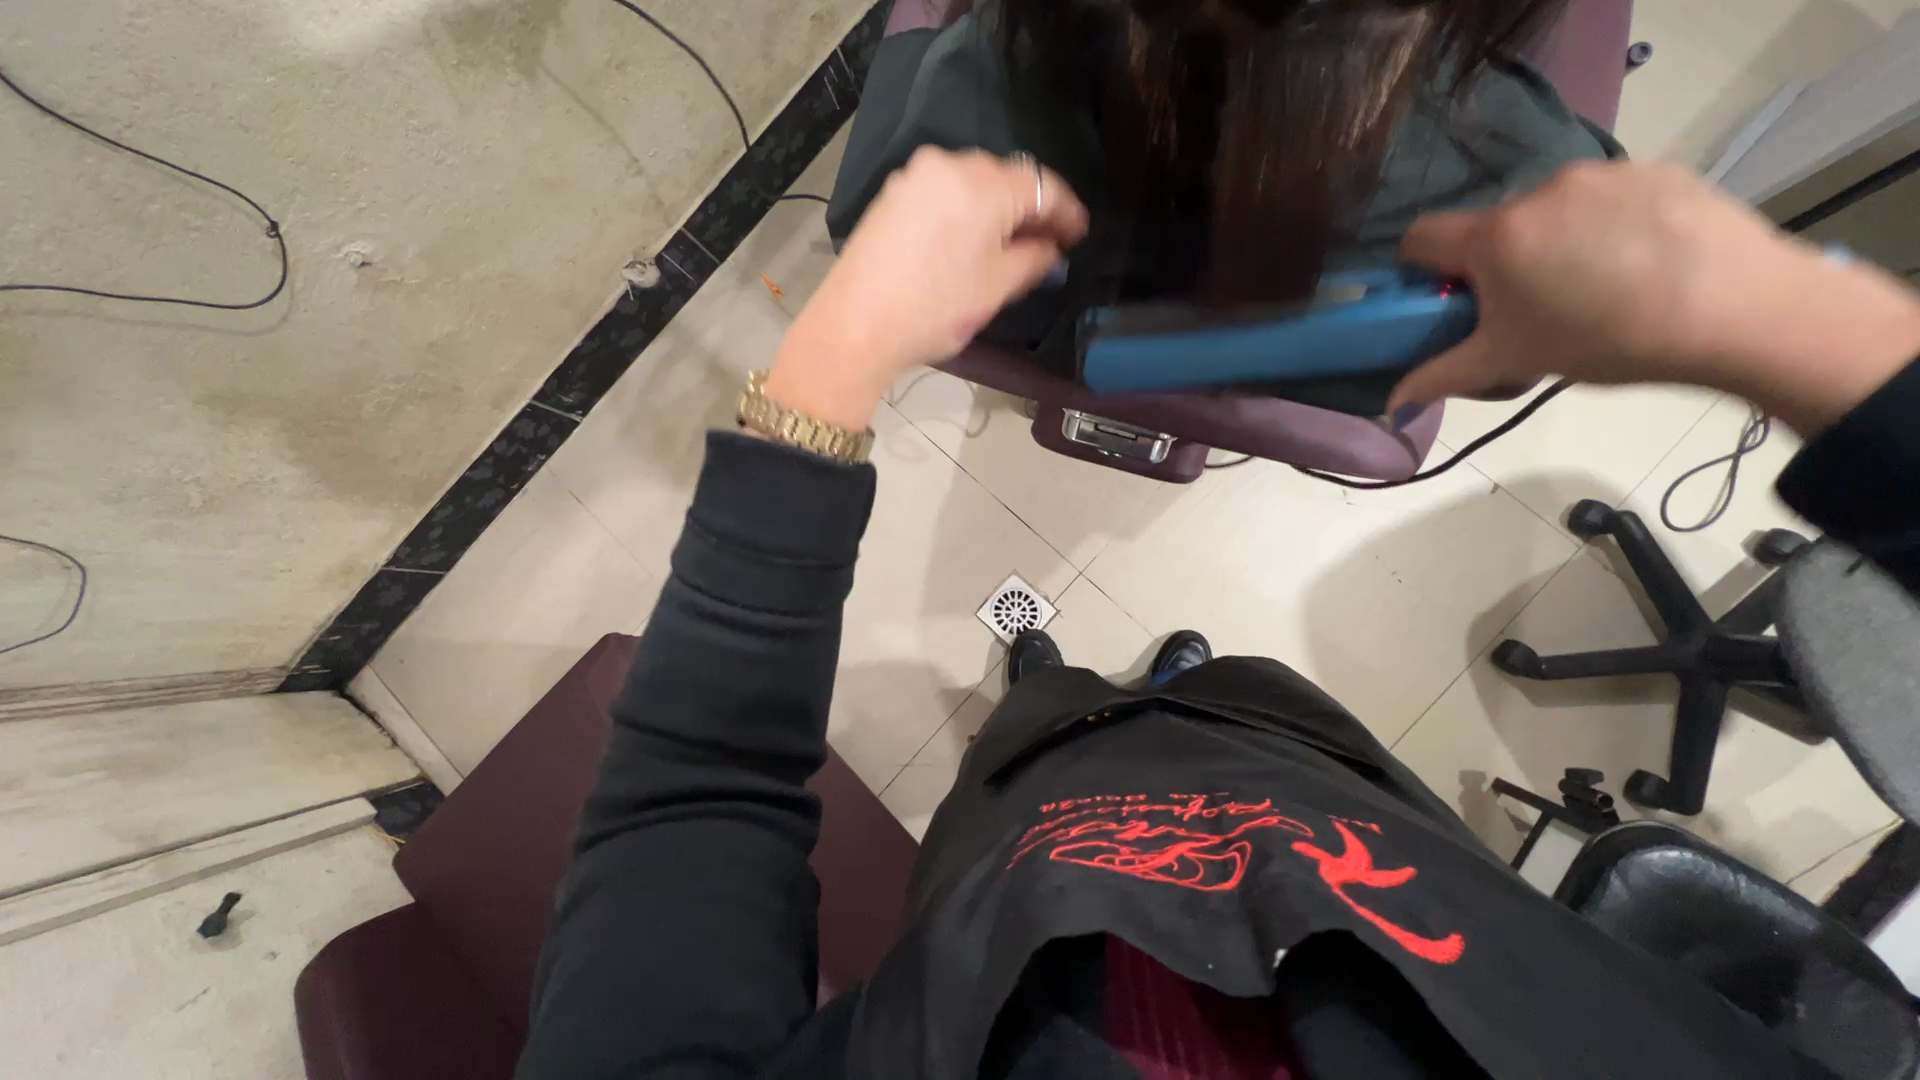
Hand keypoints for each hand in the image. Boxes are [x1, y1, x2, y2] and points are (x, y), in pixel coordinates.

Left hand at [765, 148, 1089, 431]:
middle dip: (1030, 208)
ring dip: (997, 209)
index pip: (1042, 185)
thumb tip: (1049, 247)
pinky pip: (944, 193)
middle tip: (1047, 242)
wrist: (855, 326)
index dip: (1067, 211)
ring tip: (1009, 245)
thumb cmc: (934, 310)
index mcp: (983, 185)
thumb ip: (1034, 259)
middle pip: (1006, 177)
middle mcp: (949, 166)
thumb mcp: (997, 288)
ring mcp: (915, 178)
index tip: (1079, 235)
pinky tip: (970, 241)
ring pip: (973, 183)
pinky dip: (966, 211)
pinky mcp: (893, 196)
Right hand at [1389, 161, 1919, 434]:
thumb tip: (1391, 404)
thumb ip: (1441, 377)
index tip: (1444, 299)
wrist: (1740, 311)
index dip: (1419, 269)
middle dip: (1495, 263)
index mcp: (1493, 237)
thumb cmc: (1603, 339)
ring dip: (1551, 242)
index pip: (1420, 237)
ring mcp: (1601, 175)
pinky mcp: (1656, 170)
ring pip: (1549, 212)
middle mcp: (1538, 193)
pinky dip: (1604, 225)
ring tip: (1592, 285)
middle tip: (1527, 307)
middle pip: (1489, 228)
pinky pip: (1606, 198)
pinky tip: (1638, 262)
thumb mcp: (1510, 363)